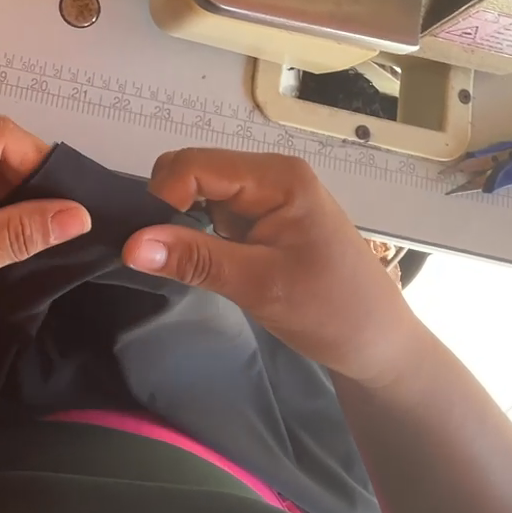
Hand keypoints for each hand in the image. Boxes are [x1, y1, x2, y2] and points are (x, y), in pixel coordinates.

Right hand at [121, 148, 426, 385]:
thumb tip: (130, 245)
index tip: (149, 243)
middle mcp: (268, 173)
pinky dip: (194, 228)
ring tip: (183, 258)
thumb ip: (194, 259)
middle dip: (167, 205)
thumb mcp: (258, 286)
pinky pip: (210, 206)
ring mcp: (264, 192)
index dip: (162, 197)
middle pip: (191, 168)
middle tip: (165, 254)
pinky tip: (201, 257)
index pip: (194, 166)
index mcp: (276, 176)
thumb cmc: (331, 312)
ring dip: (180, 218)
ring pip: (196, 187)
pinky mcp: (260, 214)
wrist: (381, 346)